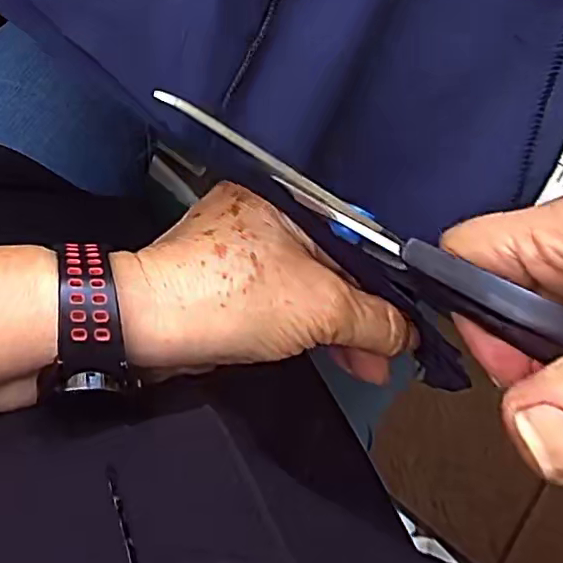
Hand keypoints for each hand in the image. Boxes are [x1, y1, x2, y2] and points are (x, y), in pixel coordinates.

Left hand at [117, 183, 414, 383]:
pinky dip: (302, 325)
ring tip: (362, 362)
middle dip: (361, 312)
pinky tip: (327, 352)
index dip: (386, 283)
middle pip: (327, 263)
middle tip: (386, 351)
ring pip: (302, 285)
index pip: (352, 238)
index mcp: (274, 200)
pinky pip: (276, 299)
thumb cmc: (221, 295)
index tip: (409, 319)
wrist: (153, 320)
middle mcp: (251, 216)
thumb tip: (405, 332)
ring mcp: (233, 248)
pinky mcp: (221, 278)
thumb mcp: (324, 306)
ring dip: (336, 326)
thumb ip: (378, 318)